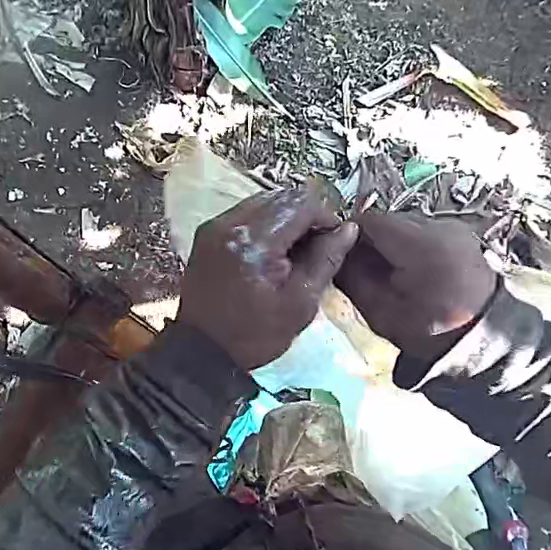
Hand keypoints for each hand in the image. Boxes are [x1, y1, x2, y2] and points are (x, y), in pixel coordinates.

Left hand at [177, 185, 359, 369]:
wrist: (202, 352)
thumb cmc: (254, 335)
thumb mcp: (300, 303)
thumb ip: (325, 259)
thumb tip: (348, 228)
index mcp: (255, 241)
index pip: (302, 204)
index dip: (326, 217)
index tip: (335, 240)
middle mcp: (230, 224)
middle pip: (281, 197)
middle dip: (306, 216)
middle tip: (317, 247)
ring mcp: (214, 226)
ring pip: (263, 202)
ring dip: (285, 218)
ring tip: (295, 252)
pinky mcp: (207, 235)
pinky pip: (244, 215)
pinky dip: (264, 224)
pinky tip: (272, 252)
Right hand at [334, 211, 498, 359]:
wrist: (484, 339)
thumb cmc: (429, 333)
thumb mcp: (380, 311)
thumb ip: (352, 277)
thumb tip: (334, 254)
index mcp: (420, 245)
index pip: (369, 220)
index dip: (348, 236)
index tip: (339, 256)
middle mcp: (440, 226)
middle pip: (387, 220)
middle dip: (369, 240)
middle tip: (360, 269)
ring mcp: (453, 227)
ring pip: (403, 224)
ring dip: (389, 243)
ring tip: (387, 272)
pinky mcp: (460, 233)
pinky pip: (421, 231)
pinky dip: (408, 245)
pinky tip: (408, 269)